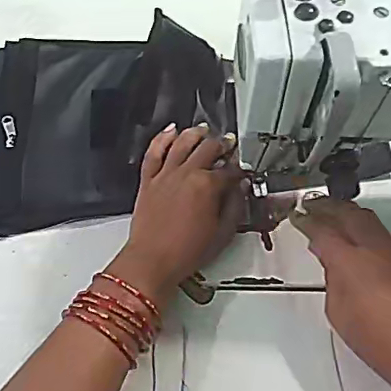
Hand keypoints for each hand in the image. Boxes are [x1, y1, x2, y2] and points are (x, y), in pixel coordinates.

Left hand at [108, 124, 242, 302]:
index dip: (239, 170)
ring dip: (195, 134)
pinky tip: (169, 131)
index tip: (241, 171)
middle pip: (207, 149)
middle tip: (228, 143)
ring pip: (182, 143)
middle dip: (221, 144)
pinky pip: (154, 152)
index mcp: (207, 186)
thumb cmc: (184, 251)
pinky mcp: (148, 180)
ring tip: (203, 130)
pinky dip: (162, 138)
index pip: (229, 171)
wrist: (152, 259)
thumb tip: (240, 191)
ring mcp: (165, 175)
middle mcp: (186, 174)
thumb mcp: (222, 233)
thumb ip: (234, 207)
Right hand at [292, 198, 390, 390]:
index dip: (305, 220)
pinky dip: (362, 227)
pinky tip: (355, 235)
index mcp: (348, 259)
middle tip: (311, 204)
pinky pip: (379, 233)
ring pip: (366, 218)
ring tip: (332, 213)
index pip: (321, 228)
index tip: (298, 216)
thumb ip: (332, 279)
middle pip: (346, 212)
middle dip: (326, 205)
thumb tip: (332, 267)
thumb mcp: (336, 309)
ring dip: (346, 211)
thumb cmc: (380, 339)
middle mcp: (372, 250)